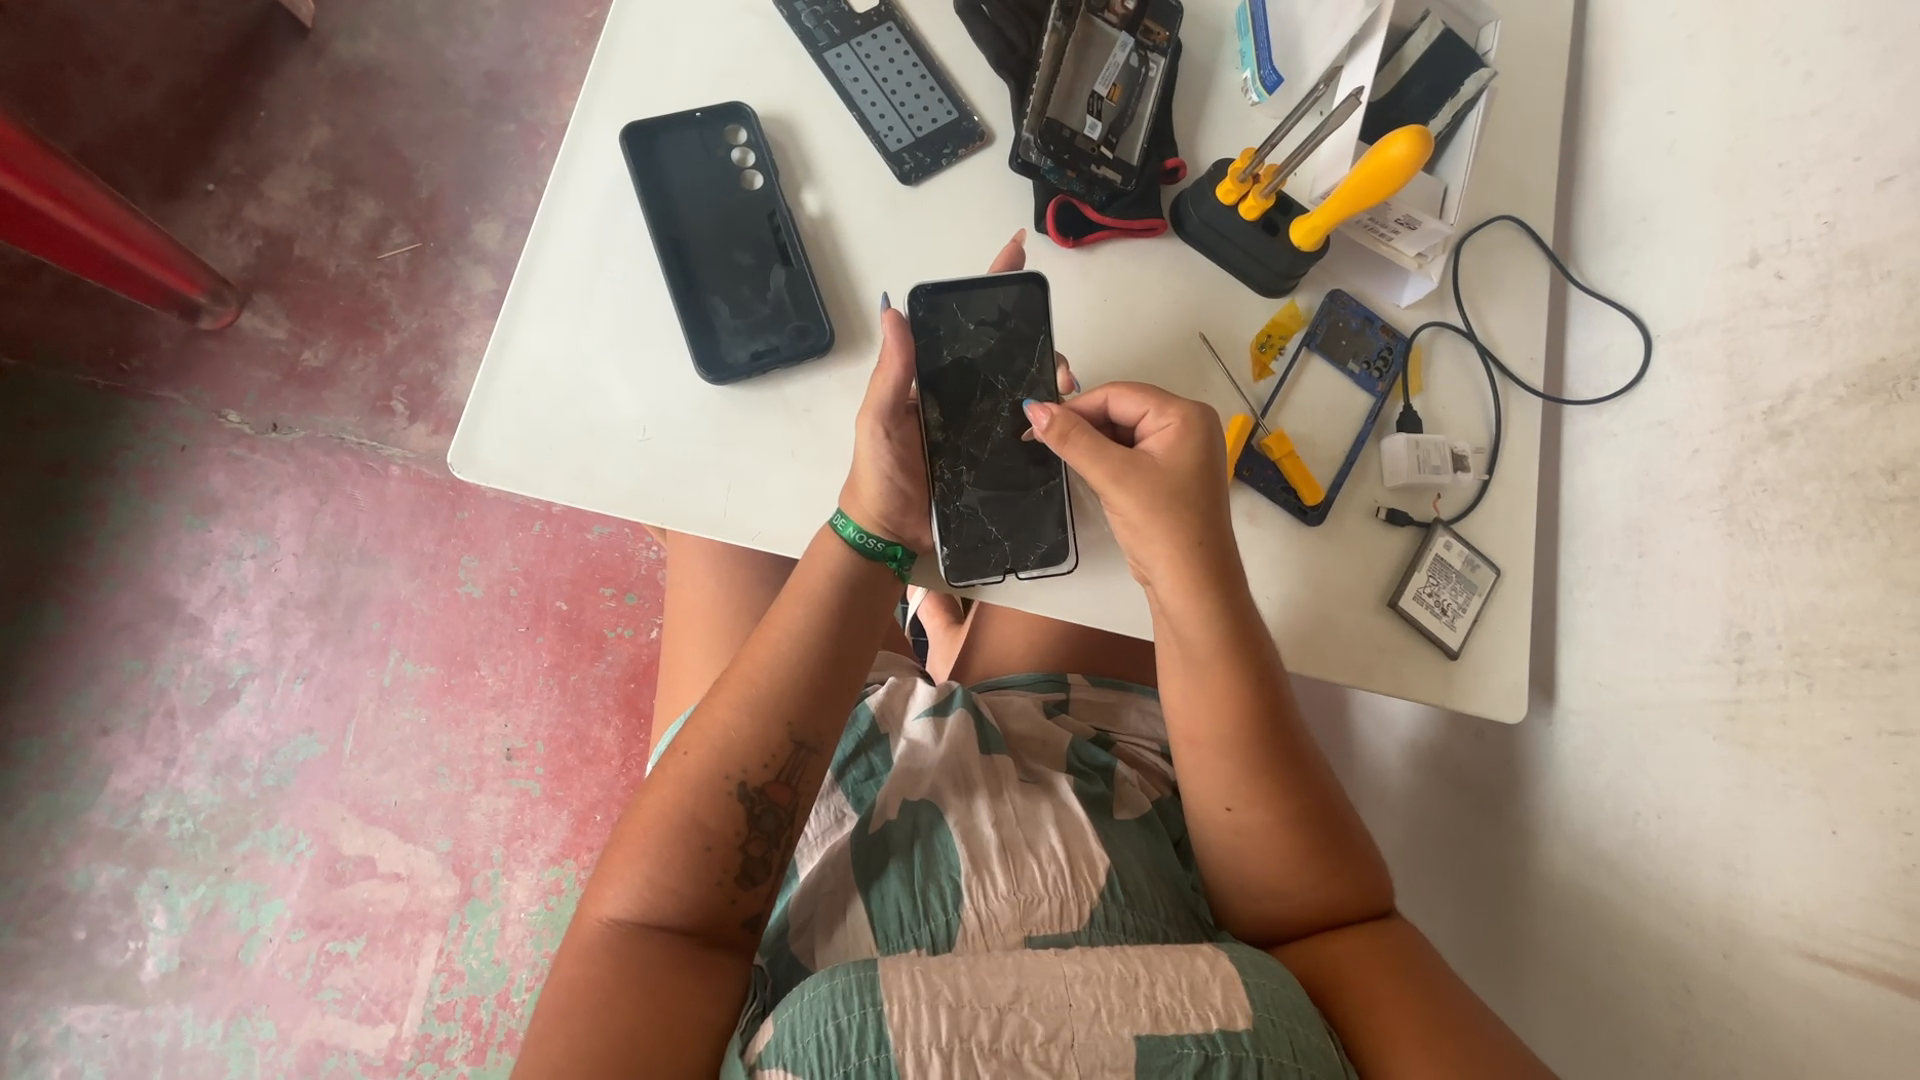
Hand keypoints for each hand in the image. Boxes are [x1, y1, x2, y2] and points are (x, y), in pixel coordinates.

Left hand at [840, 229, 1075, 554]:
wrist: (890, 529)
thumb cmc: (878, 471)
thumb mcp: (877, 418)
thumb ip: (890, 372)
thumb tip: (892, 308)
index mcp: (933, 379)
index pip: (964, 326)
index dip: (990, 287)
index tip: (1018, 251)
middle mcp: (962, 397)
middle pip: (1005, 354)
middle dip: (1036, 340)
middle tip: (1056, 353)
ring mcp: (981, 427)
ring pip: (1022, 388)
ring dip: (1047, 376)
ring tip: (1064, 382)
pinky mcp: (996, 457)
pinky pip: (1027, 429)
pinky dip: (1048, 417)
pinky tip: (1063, 413)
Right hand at [1021, 383, 1242, 597]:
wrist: (1193, 584)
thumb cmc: (1163, 526)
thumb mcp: (1113, 476)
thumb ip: (1073, 439)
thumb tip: (1034, 408)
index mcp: (1185, 416)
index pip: (1119, 395)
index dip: (1076, 407)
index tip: (1038, 424)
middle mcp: (1188, 426)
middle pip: (1121, 411)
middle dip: (1084, 426)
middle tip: (1043, 442)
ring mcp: (1180, 453)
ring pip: (1123, 434)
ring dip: (1092, 445)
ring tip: (1062, 458)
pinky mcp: (1169, 476)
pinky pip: (1130, 455)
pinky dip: (1106, 461)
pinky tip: (1086, 472)